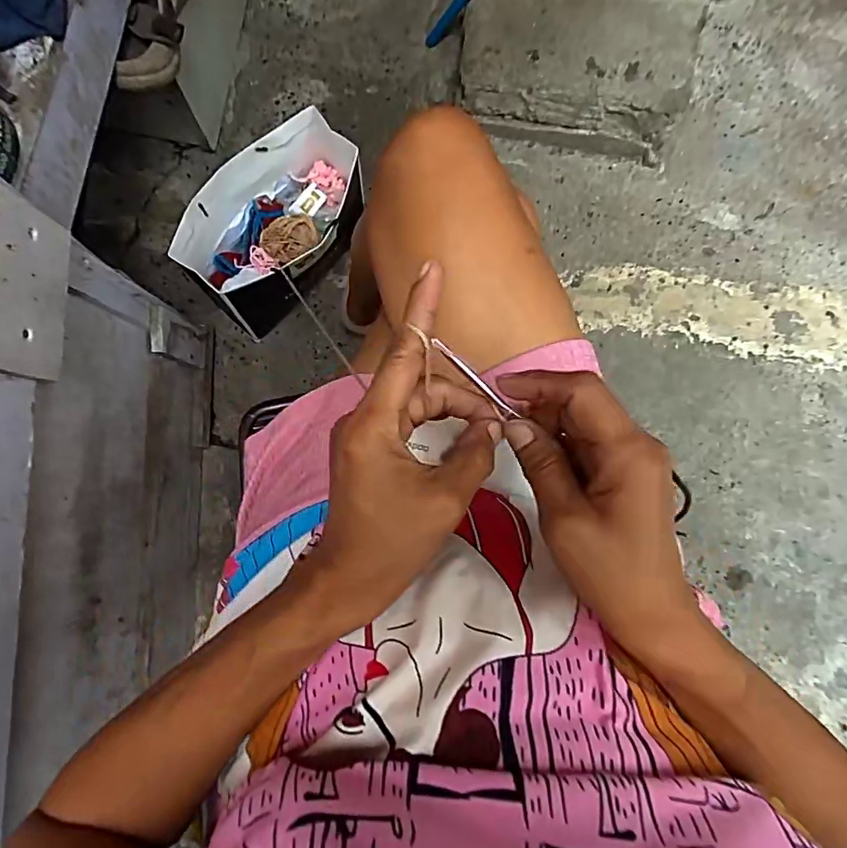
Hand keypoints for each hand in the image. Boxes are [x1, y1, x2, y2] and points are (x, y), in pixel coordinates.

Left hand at [296, 262, 500, 637]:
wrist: (347, 579)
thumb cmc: (392, 543)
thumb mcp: (444, 497)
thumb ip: (473, 453)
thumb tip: (491, 425)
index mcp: (374, 423)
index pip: (405, 353)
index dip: (421, 308)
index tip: (431, 269)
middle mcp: (362, 419)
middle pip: (418, 383)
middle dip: (460, 394)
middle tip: (499, 420)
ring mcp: (360, 434)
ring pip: (414, 403)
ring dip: (450, 412)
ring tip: (486, 433)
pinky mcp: (364, 450)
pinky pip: (404, 423)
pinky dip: (433, 426)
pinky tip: (461, 440)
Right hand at [495, 371, 700, 646]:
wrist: (652, 613)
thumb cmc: (608, 571)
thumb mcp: (563, 517)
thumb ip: (540, 462)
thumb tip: (514, 423)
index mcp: (628, 450)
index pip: (583, 392)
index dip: (538, 382)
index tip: (497, 389)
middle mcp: (638, 444)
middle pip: (585, 402)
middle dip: (540, 404)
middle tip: (500, 423)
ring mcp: (636, 458)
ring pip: (585, 421)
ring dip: (548, 424)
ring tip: (514, 442)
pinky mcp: (628, 473)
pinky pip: (590, 443)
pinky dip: (561, 444)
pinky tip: (537, 458)